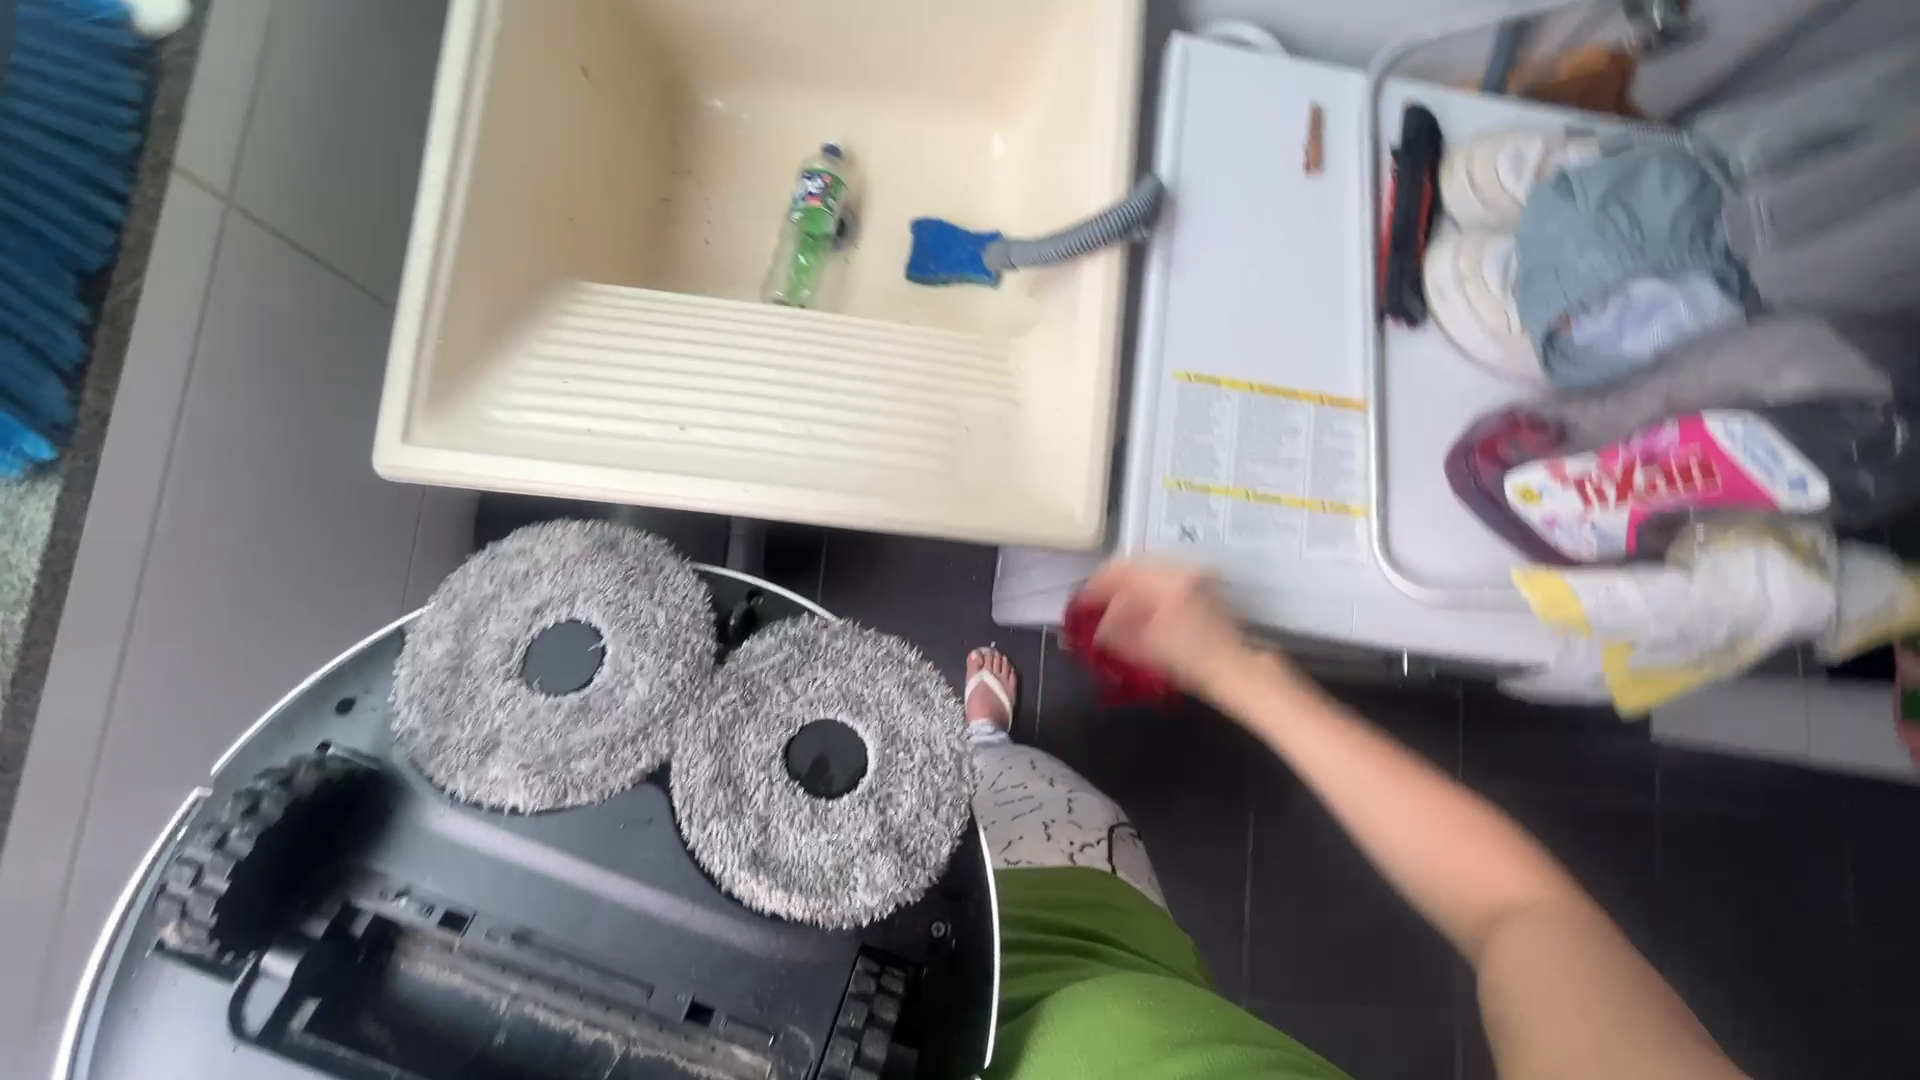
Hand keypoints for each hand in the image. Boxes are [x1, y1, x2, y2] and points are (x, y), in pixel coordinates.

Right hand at [1077, 558, 1265, 693]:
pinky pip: (1162, 582)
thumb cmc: (1191, 660)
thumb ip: (1114, 630)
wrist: (1237, 673)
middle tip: (1093, 606)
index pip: (1120, 570)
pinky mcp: (1201, 589)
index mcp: (1168, 578)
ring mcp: (1195, 577)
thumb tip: (1095, 626)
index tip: (1080, 604)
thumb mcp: (1144, 646)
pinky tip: (1136, 614)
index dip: (1095, 586)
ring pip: (1148, 574)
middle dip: (1110, 586)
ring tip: (1112, 612)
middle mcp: (1182, 569)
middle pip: (1133, 567)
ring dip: (1127, 590)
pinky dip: (1144, 594)